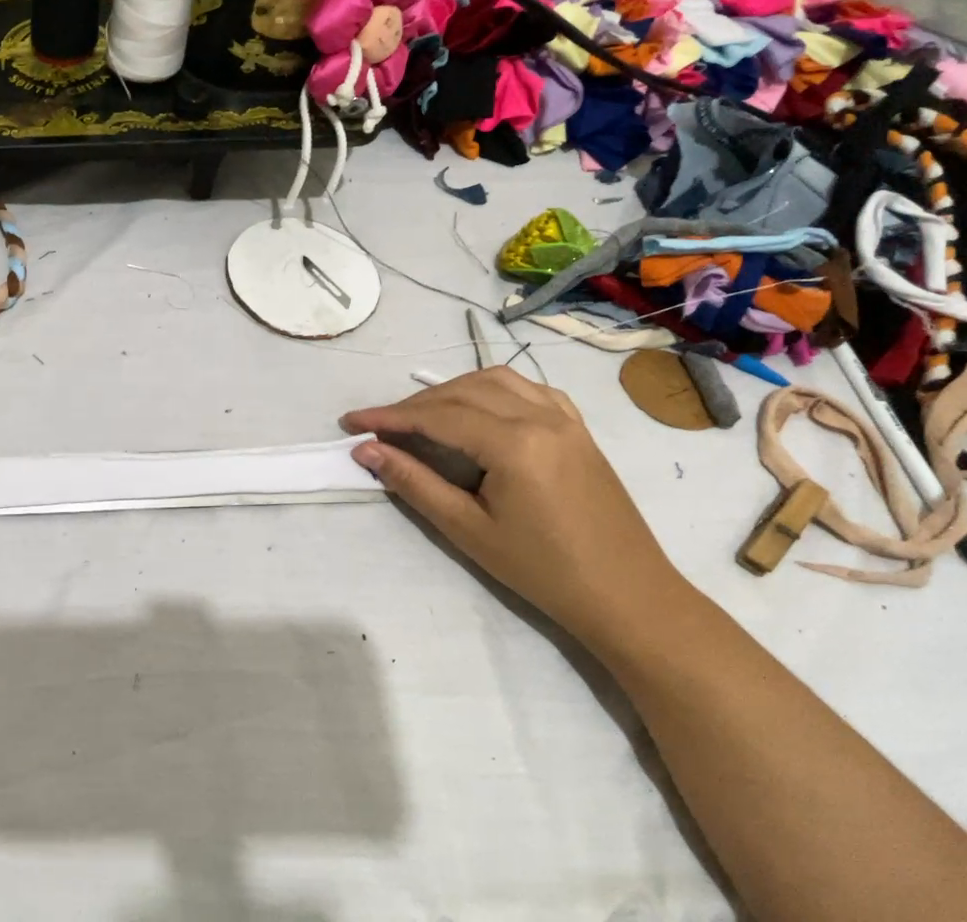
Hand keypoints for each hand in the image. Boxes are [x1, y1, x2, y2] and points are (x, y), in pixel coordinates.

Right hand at [340, 368, 687, 645]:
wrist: (625, 593)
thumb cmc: (541, 568)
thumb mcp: (466, 528)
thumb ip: (414, 482)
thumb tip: (367, 451)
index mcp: (514, 443)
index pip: (437, 416)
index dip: (388, 417)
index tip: (349, 423)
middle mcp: (541, 417)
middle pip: (462, 392)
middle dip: (413, 404)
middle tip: (376, 427)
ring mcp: (565, 420)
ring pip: (495, 381)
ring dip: (450, 391)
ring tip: (418, 416)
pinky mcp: (578, 431)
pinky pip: (529, 390)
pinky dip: (491, 390)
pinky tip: (475, 409)